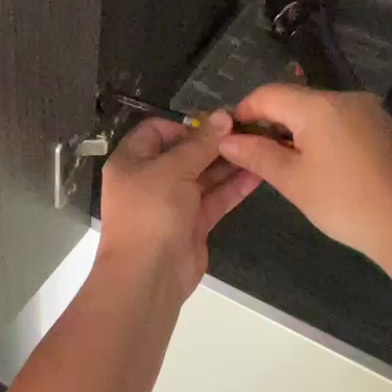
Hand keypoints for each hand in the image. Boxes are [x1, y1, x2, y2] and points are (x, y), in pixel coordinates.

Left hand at [96, 112, 260, 300]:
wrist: (147, 275)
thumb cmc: (150, 212)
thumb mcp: (173, 170)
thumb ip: (200, 144)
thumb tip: (222, 116)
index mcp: (132, 161)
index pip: (156, 131)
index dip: (185, 125)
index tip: (216, 123)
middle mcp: (150, 179)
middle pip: (184, 153)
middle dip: (214, 143)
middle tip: (248, 131)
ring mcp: (172, 203)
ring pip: (203, 177)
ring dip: (228, 164)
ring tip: (259, 148)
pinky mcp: (192, 224)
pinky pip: (214, 199)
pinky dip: (233, 187)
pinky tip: (257, 174)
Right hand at [218, 84, 391, 265]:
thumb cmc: (345, 203)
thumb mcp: (292, 181)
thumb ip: (256, 155)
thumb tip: (226, 141)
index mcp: (319, 106)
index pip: (268, 95)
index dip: (243, 112)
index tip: (229, 138)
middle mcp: (346, 98)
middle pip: (294, 101)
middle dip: (270, 124)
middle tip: (253, 156)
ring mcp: (369, 112)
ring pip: (318, 112)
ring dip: (296, 132)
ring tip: (284, 165)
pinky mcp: (383, 128)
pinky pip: (341, 122)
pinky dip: (322, 137)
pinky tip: (320, 167)